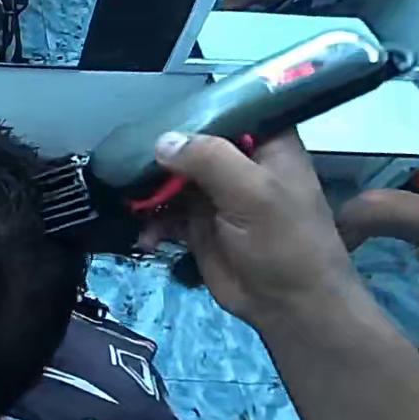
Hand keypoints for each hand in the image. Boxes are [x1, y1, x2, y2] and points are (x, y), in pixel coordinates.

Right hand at [145, 132, 358, 327]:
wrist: (288, 307)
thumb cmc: (285, 243)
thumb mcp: (253, 193)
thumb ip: (209, 159)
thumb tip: (161, 141)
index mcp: (264, 144)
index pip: (223, 113)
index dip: (190, 114)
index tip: (155, 120)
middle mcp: (237, 163)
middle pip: (188, 146)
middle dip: (158, 158)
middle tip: (130, 170)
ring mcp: (215, 195)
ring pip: (171, 179)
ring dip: (149, 193)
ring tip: (133, 208)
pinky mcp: (197, 224)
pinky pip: (165, 213)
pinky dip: (152, 222)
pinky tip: (147, 238)